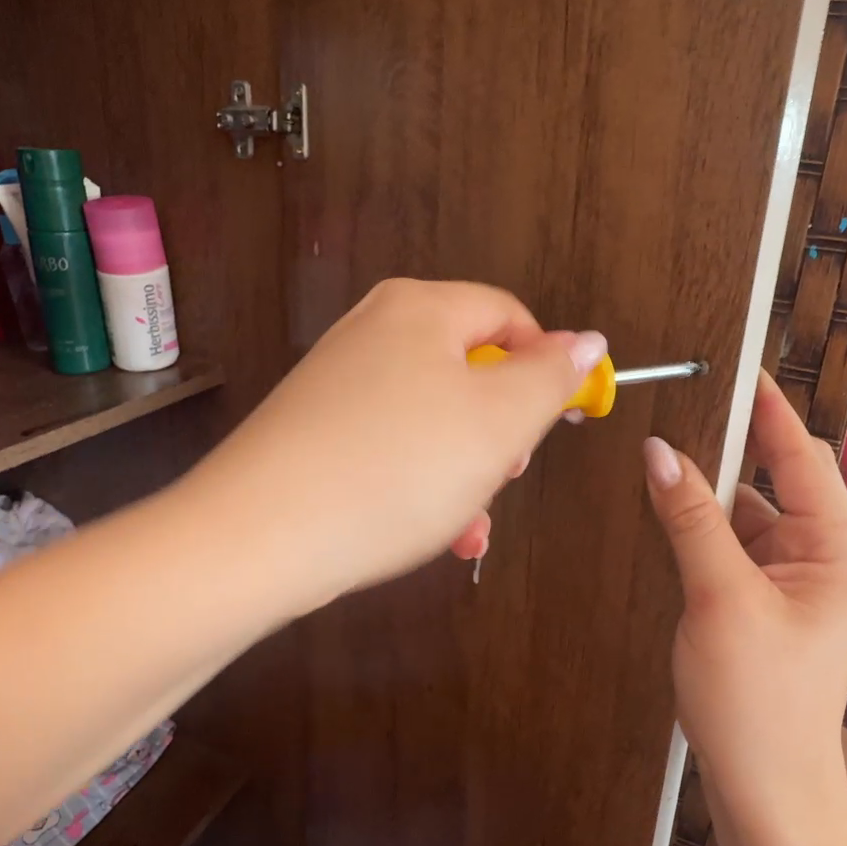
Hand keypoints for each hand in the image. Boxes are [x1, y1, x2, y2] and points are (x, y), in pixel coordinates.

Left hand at [192, 279, 605, 606]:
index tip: (559, 422)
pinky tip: (434, 536)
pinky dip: (419, 484)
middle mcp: (374, 331)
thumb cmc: (398, 468)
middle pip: (469, 368)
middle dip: (501, 429)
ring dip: (466, 471)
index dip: (547, 366)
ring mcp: (338, 382)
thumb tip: (586, 341)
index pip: (509, 316)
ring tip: (470, 525)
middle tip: (505, 476)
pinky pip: (389, 446)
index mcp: (421, 309)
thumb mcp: (499, 423)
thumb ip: (551, 376)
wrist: (259, 536)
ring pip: (433, 418)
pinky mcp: (313, 430)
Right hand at [643, 371, 846, 797]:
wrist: (766, 791)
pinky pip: (733, 546)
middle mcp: (821, 556)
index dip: (769, 409)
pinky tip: (665, 513)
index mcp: (834, 549)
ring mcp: (792, 582)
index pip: (802, 455)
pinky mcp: (763, 603)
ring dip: (709, 490)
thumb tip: (659, 451)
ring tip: (661, 454)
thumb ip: (691, 519)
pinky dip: (702, 527)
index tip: (735, 366)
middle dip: (730, 446)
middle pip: (774, 480)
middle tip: (680, 406)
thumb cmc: (757, 699)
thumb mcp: (720, 599)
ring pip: (747, 514)